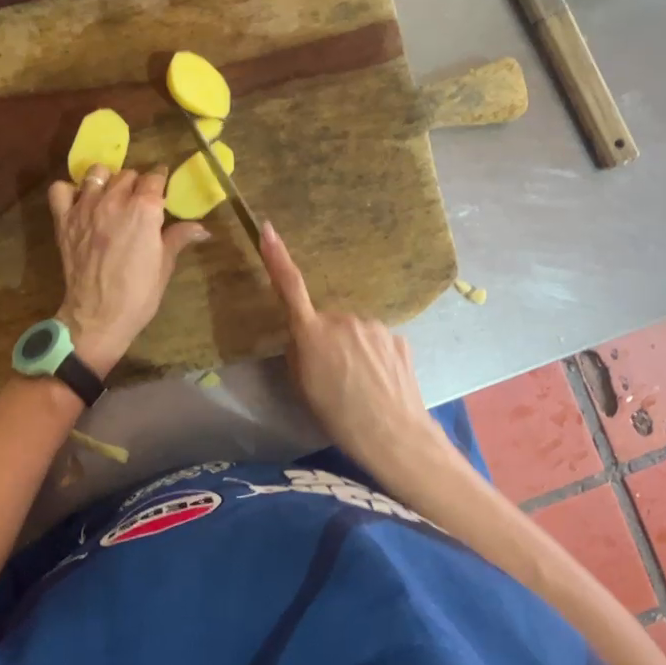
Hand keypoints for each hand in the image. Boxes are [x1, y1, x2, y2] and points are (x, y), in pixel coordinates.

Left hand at [48, 165, 208, 373]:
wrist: (98, 316)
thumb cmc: (138, 295)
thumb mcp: (164, 266)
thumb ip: (178, 238)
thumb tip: (203, 229)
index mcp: (144, 209)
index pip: (154, 178)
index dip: (159, 183)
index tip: (161, 190)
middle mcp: (114, 200)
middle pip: (127, 175)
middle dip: (135, 184)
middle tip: (137, 202)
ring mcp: (86, 208)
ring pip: (97, 174)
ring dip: (106, 181)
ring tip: (109, 197)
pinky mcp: (64, 220)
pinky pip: (60, 189)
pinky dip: (69, 191)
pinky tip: (79, 203)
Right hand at [261, 221, 440, 465]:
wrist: (393, 434)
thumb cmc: (338, 415)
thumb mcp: (303, 387)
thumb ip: (300, 353)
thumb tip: (304, 338)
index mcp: (313, 332)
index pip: (290, 288)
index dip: (277, 258)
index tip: (267, 229)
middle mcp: (344, 320)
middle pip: (327, 322)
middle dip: (326, 340)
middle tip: (331, 377)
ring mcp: (375, 327)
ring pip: (354, 332)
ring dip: (352, 350)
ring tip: (358, 385)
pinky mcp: (398, 338)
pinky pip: (376, 342)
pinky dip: (373, 358)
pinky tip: (379, 384)